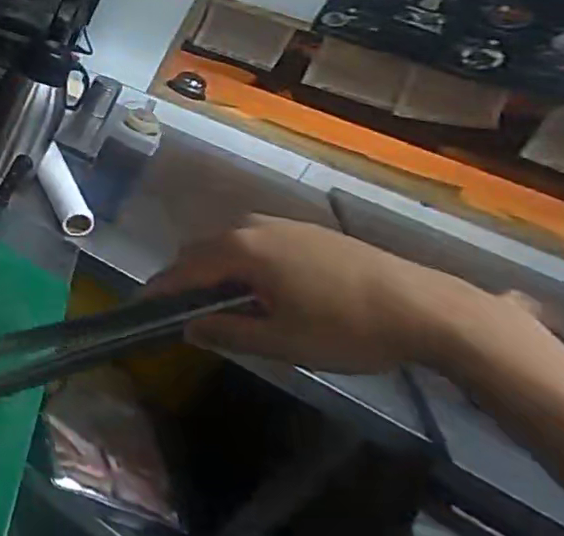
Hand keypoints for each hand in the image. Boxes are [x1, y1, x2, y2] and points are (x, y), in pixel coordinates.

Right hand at [145, 216, 493, 373]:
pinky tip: (259, 288)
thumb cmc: (346, 327)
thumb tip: (188, 328)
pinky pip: (253, 241)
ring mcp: (280, 223)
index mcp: (241, 250)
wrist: (421, 304)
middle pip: (201, 249)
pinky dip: (239, 261)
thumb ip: (229, 333)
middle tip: (180, 311)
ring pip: (228, 243)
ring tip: (219, 303)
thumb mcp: (284, 341)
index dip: (161, 289)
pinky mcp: (303, 229)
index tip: (141, 306)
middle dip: (185, 277)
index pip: (185, 268)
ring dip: (214, 269)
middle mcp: (252, 226)